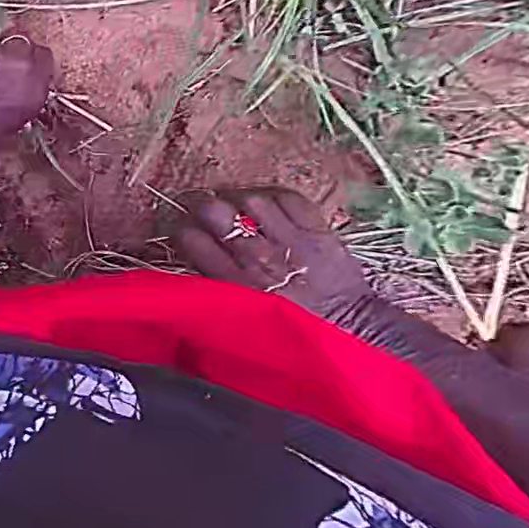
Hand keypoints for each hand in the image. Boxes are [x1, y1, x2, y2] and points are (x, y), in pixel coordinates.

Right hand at [172, 187, 374, 319]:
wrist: (350, 332)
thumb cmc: (289, 328)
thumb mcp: (239, 314)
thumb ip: (213, 283)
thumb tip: (190, 254)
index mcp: (233, 282)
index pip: (190, 239)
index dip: (178, 228)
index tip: (179, 229)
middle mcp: (258, 257)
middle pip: (214, 211)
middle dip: (201, 205)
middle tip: (201, 209)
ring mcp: (290, 240)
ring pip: (250, 199)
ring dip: (236, 197)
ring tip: (235, 204)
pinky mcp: (318, 229)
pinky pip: (288, 198)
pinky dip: (273, 195)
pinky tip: (266, 203)